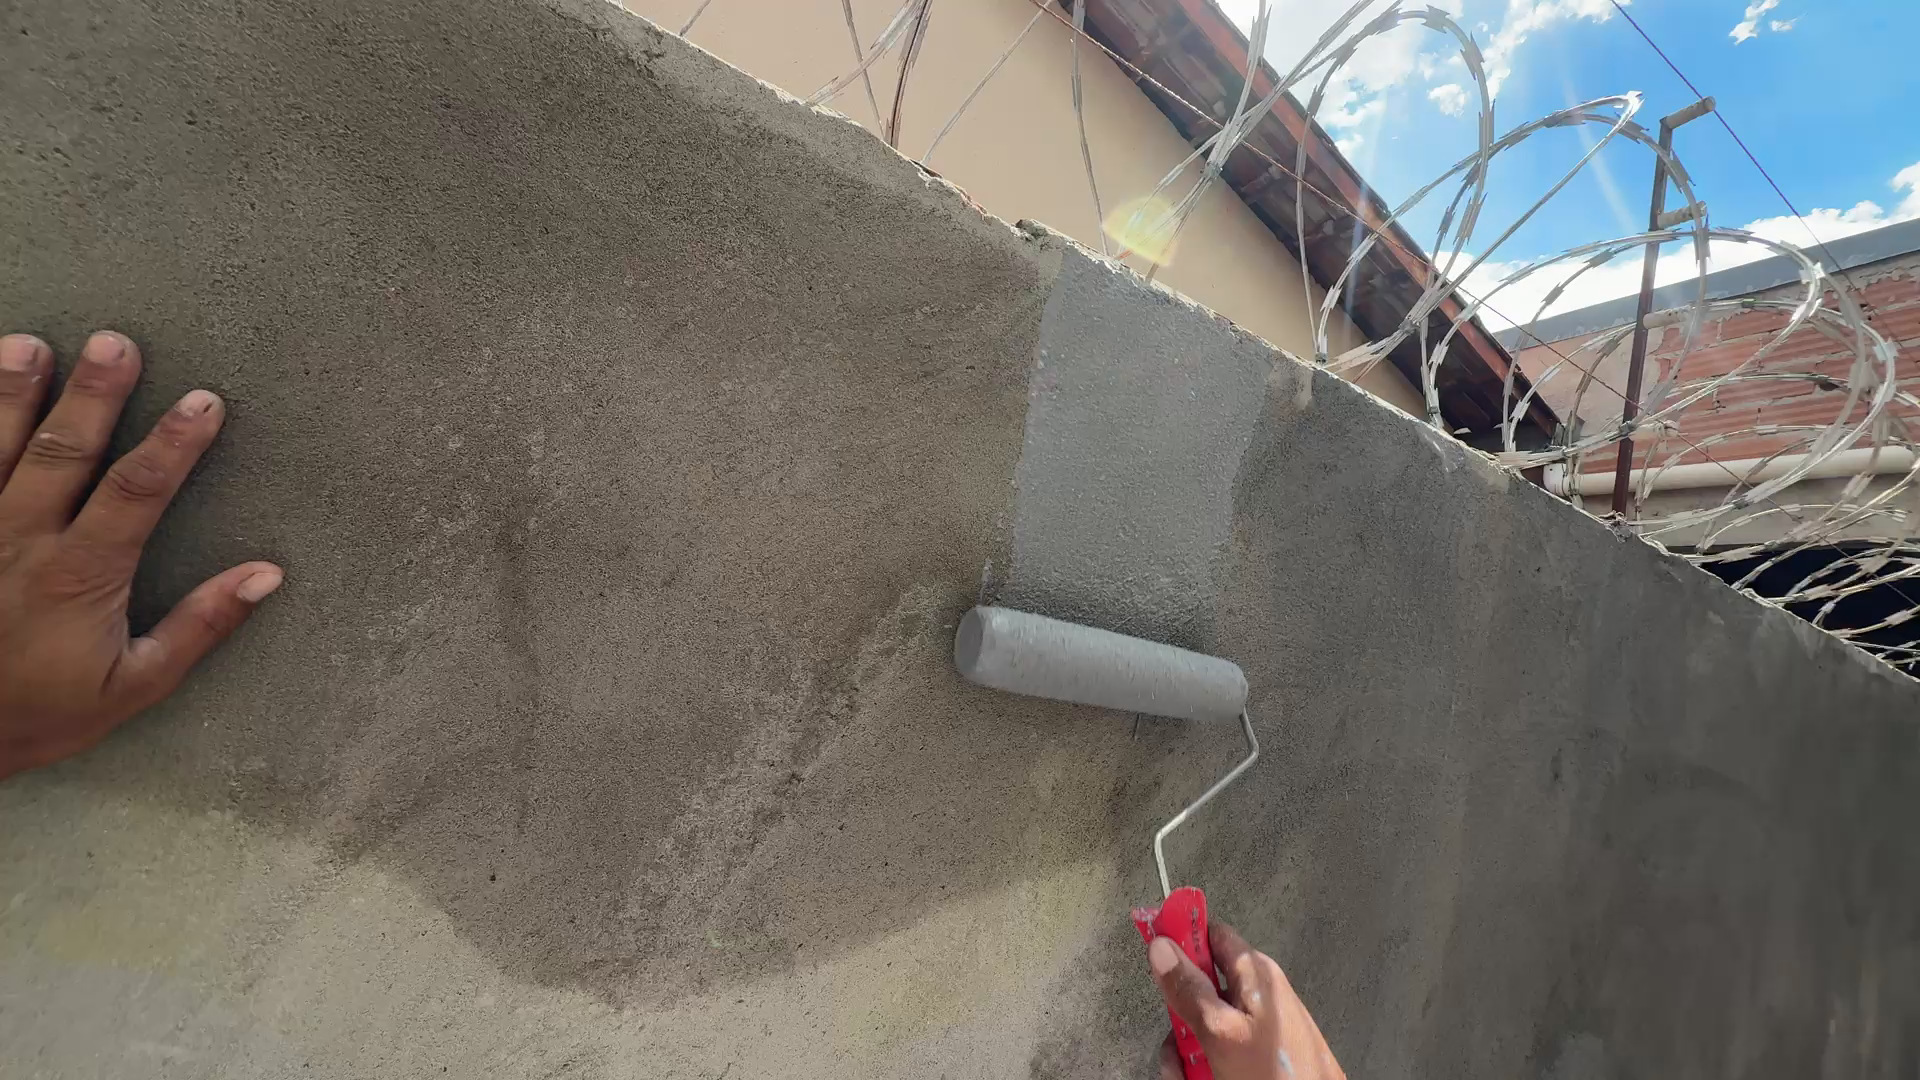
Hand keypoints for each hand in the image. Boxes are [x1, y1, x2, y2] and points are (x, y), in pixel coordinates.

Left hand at [0, 331, 281, 780]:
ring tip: (25, 344)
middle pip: (58, 452)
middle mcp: (12, 543)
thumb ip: (202, 624)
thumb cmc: (38, 715)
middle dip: (91, 394)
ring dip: (4, 395)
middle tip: (113, 342)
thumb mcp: (138, 683)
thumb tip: (270, 573)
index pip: (137, 490)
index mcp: (76, 574)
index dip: (174, 442)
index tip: (203, 401)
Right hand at [1148, 920, 1344, 1079]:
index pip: (1210, 934)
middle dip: (1179, 1017)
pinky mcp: (1261, 1058)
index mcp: (1255, 973)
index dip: (1180, 939)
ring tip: (1184, 1077)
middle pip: (1201, 987)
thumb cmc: (1275, 1076)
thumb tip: (1159, 943)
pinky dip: (1205, 1069)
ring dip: (1186, 1052)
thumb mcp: (1221, 1032)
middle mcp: (1258, 995)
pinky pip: (1221, 1053)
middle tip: (1176, 1048)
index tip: (1155, 959)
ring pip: (1206, 1026)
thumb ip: (1188, 988)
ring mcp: (1260, 1030)